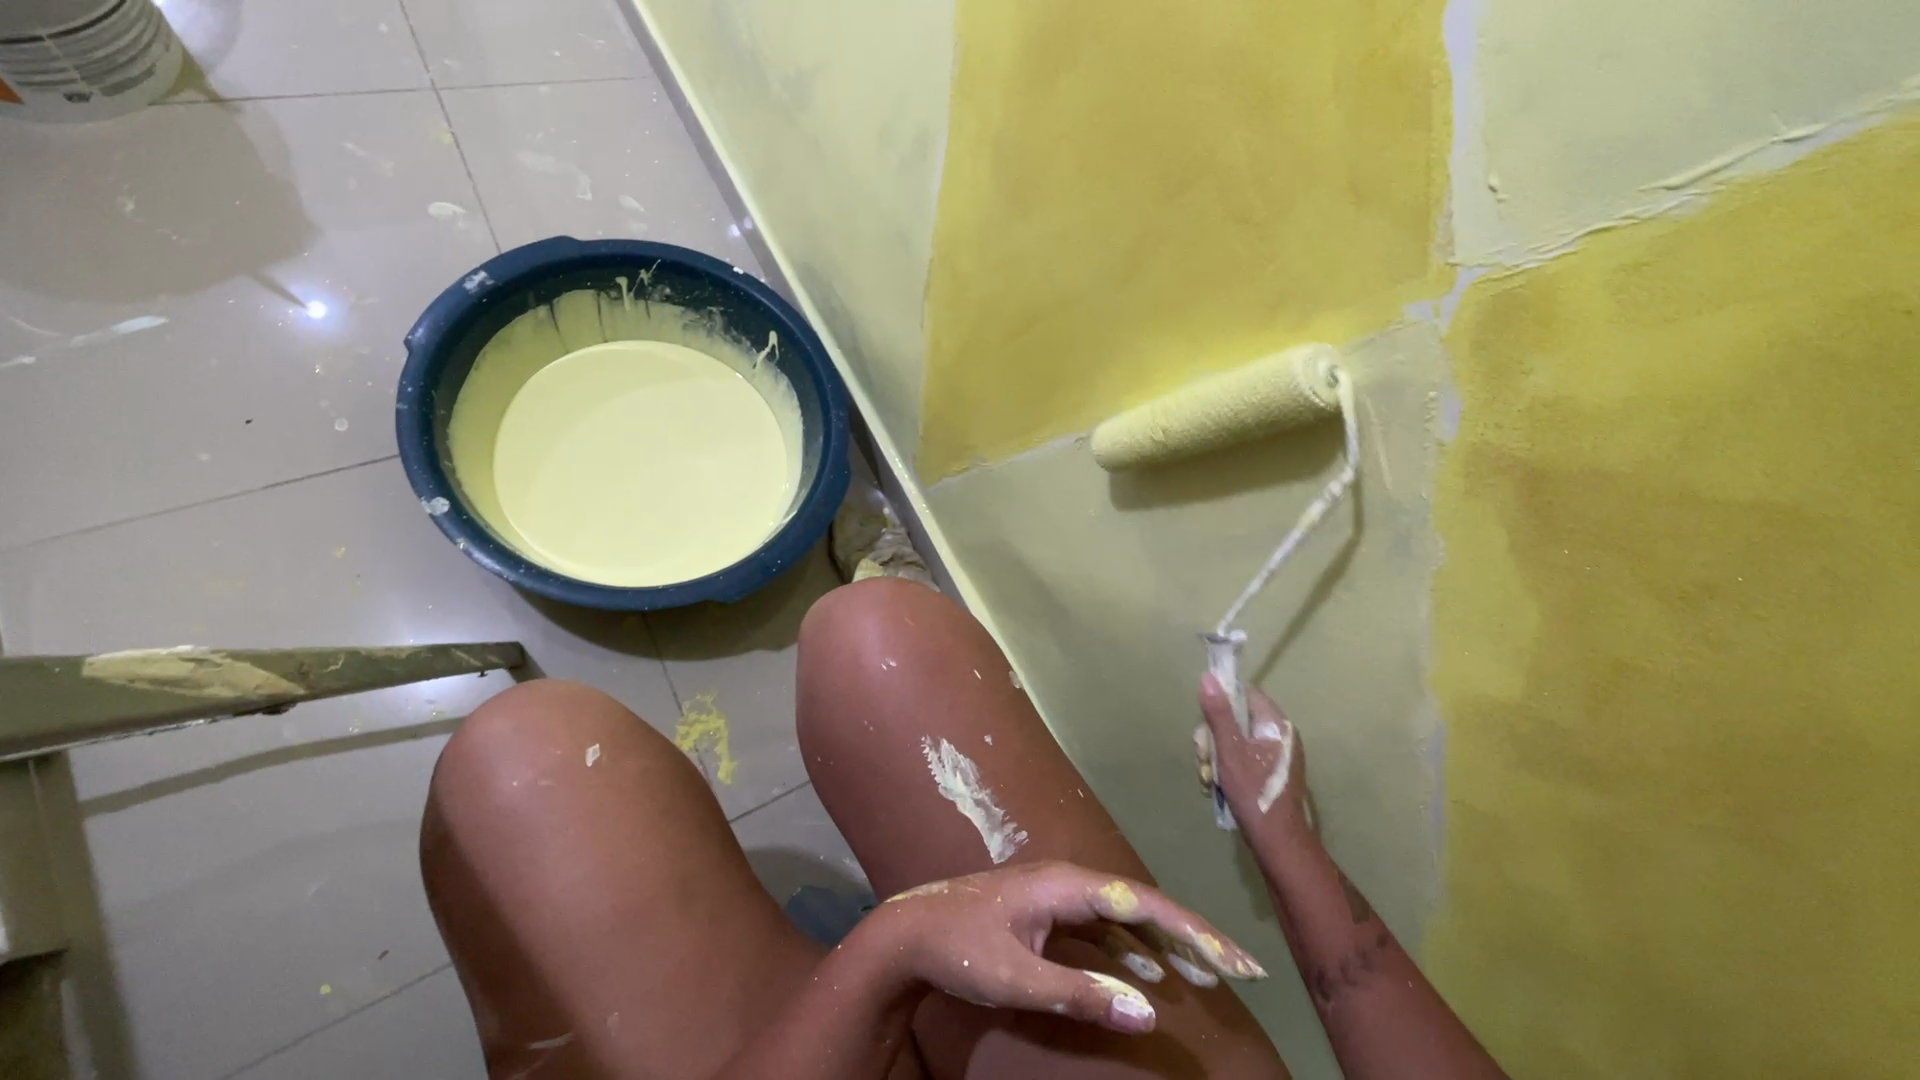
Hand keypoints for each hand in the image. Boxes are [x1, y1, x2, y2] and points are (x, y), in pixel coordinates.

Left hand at [866, 861, 1266, 1034]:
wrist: (907, 932)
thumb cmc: (960, 948)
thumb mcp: (1018, 977)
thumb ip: (1081, 995)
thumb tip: (1149, 1012)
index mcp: (1066, 885)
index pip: (1144, 902)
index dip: (1194, 932)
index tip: (1236, 963)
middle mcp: (1067, 882)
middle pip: (1141, 904)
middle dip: (1189, 936)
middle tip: (1238, 971)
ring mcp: (1056, 896)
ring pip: (1123, 916)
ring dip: (1163, 943)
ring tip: (1204, 976)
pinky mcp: (1045, 913)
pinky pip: (1100, 928)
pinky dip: (1129, 949)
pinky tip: (1147, 971)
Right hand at [1197, 674, 1311, 839]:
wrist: (1277, 841)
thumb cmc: (1254, 792)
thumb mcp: (1229, 750)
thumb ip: (1218, 713)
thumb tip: (1208, 677)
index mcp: (1276, 724)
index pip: (1247, 693)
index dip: (1223, 699)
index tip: (1205, 718)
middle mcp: (1279, 735)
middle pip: (1237, 718)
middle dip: (1214, 736)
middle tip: (1205, 757)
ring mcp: (1276, 755)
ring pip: (1236, 740)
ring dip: (1216, 755)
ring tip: (1210, 777)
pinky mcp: (1270, 772)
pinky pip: (1243, 757)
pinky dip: (1227, 767)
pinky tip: (1217, 784)